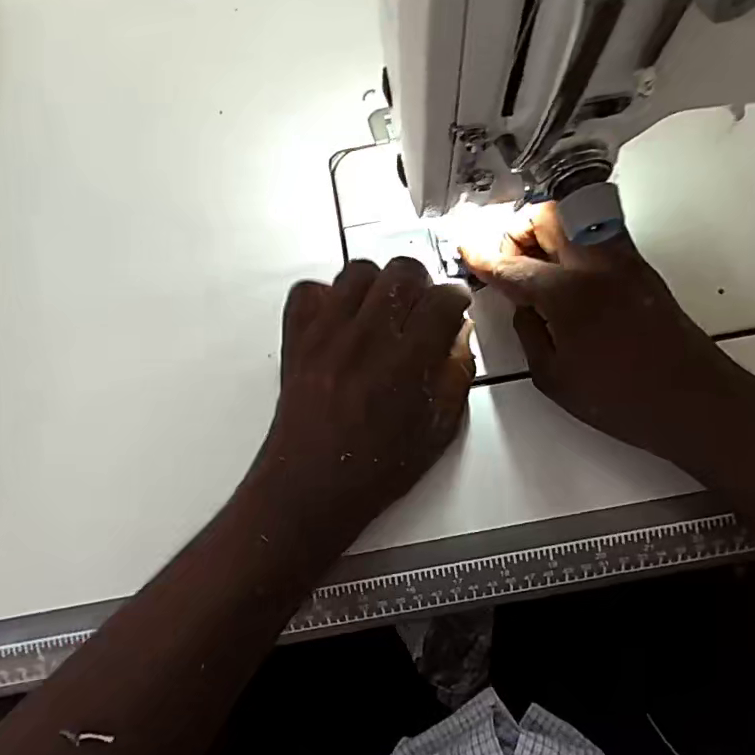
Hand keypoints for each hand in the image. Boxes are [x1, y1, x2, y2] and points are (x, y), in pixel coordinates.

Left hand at [249, 257, 475, 537]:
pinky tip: (339, 319)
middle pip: (402, 271)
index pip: (443, 299)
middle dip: (420, 283)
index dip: (455, 297)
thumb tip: (458, 335)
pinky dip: (326, 297)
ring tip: (379, 309)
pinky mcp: (296, 336)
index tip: (453, 303)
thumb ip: (455, 376)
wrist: (310, 483)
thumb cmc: (371, 468)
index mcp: (407, 363)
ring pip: (358, 271)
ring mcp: (326, 333)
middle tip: (419, 304)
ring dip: (376, 285)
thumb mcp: (436, 431)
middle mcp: (366, 339)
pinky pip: (310, 290)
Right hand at [458, 203, 747, 464]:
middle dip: (517, 232)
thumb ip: (528, 331)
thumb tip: (524, 307)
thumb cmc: (624, 400)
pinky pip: (595, 237)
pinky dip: (571, 243)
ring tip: (534, 267)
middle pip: (547, 217)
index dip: (482, 258)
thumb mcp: (553, 376)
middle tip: (507, 263)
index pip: (512, 265)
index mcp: (569, 294)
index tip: (465, 249)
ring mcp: (624, 262)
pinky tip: (563, 278)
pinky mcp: (641, 270)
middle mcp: (597, 266)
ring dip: (546, 232)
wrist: (697, 404)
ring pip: (575, 217)